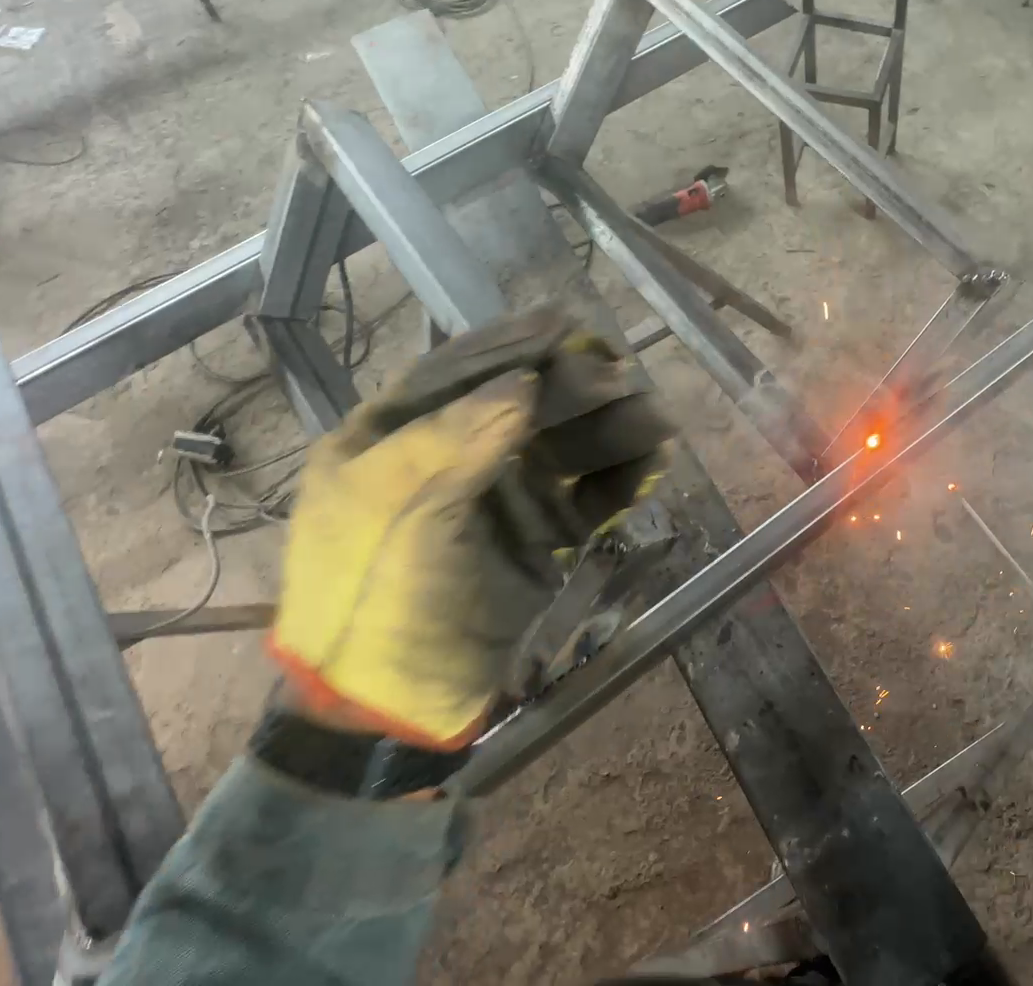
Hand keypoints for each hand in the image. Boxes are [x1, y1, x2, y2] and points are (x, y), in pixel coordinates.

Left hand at [268, 306, 671, 749]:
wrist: (392, 708)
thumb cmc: (374, 600)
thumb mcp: (398, 511)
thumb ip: (459, 438)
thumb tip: (525, 382)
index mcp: (393, 439)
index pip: (458, 373)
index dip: (513, 347)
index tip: (567, 325)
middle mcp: (450, 458)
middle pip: (524, 405)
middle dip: (576, 390)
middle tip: (625, 380)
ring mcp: (499, 499)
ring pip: (564, 449)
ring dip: (611, 431)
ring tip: (658, 423)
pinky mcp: (539, 538)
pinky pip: (586, 497)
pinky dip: (618, 479)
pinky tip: (653, 462)